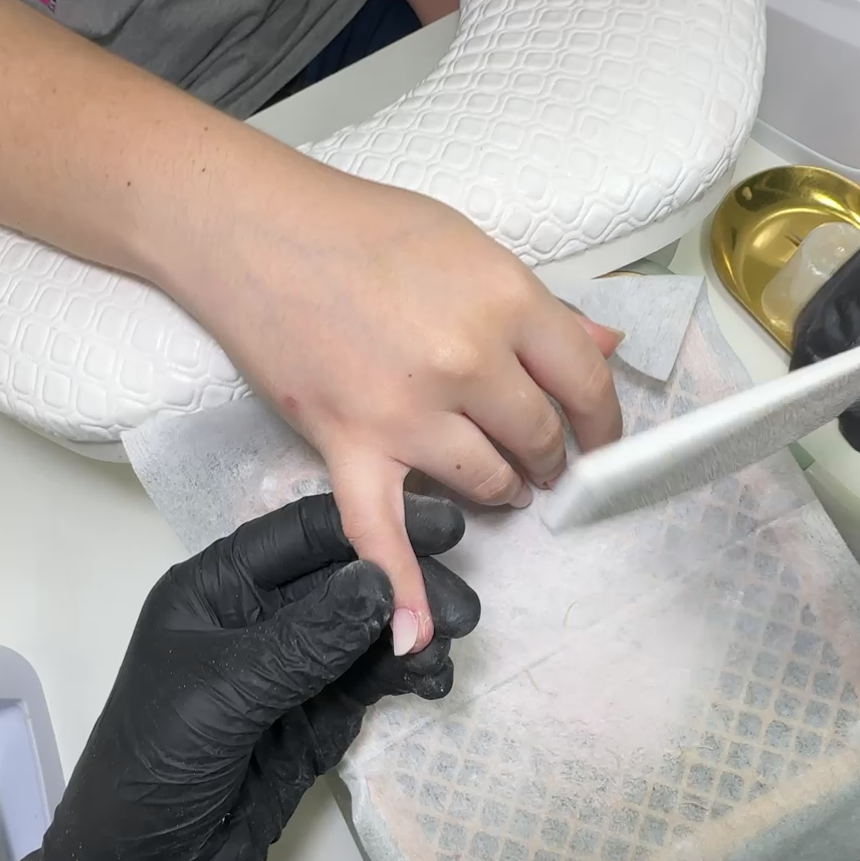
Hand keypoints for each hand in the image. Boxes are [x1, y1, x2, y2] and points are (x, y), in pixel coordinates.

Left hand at [2, 493, 479, 860]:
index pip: (306, 534)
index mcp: (224, 583)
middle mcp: (265, 609)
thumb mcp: (227, 691)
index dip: (373, 527)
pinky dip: (408, 672)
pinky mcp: (323, 702)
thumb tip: (383, 580)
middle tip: (463, 610)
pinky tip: (432, 682)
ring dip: (413, 635)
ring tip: (446, 653)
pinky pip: (374, 673)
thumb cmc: (161, 762)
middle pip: (349, 578)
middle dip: (406, 590)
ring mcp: (299, 658)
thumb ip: (307, 638)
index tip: (444, 530)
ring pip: (370, 626)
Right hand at [167, 168, 620, 656]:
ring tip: (499, 487)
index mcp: (505, 301)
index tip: (598, 439)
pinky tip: (412, 633)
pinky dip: (396, 583)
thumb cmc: (361, 226)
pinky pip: (379, 528)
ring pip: (485, 482)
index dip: (603, 420)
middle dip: (549, 456)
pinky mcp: (348, 445)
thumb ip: (545, 307)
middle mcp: (465, 362)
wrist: (252, 230)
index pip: (585, 382)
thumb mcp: (470, 246)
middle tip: (541, 459)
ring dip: (502, 491)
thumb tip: (607, 349)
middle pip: (538, 438)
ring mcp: (405, 412)